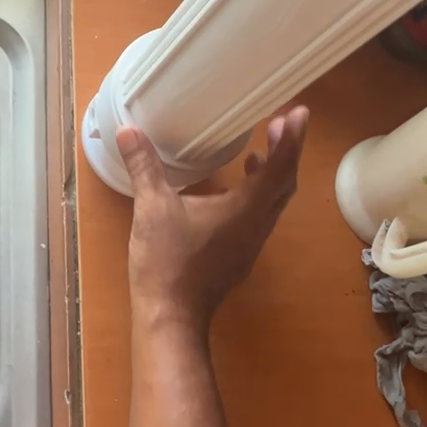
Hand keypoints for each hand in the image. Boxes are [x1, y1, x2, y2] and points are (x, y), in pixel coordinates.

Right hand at [117, 105, 308, 333]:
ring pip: (275, 203)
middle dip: (287, 151)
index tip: (298, 112)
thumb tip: (128, 131)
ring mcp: (250, 243)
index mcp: (244, 209)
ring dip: (274, 175)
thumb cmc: (166, 261)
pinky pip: (260, 218)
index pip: (279, 167)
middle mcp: (257, 225)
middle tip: (283, 123)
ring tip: (262, 151)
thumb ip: (144, 167)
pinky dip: (258, 196)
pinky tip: (235, 191)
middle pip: (285, 183)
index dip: (292, 139)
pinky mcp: (240, 256)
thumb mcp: (151, 208)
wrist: (171, 314)